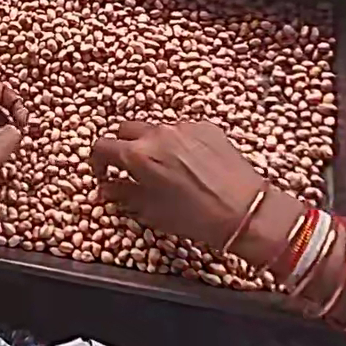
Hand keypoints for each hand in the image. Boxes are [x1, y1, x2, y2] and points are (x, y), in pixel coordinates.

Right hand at [89, 120, 266, 249]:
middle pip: (125, 131)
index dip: (98, 161)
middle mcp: (156, 134)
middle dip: (122, 147)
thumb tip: (107, 188)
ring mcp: (182, 127)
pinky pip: (180, 130)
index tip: (103, 173)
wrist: (247, 212)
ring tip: (163, 167)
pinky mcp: (205, 127)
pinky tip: (188, 163)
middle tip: (130, 168)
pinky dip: (177, 143)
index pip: (102, 147)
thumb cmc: (196, 217)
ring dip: (150, 144)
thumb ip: (123, 194)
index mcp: (137, 155)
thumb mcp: (151, 210)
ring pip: (154, 129)